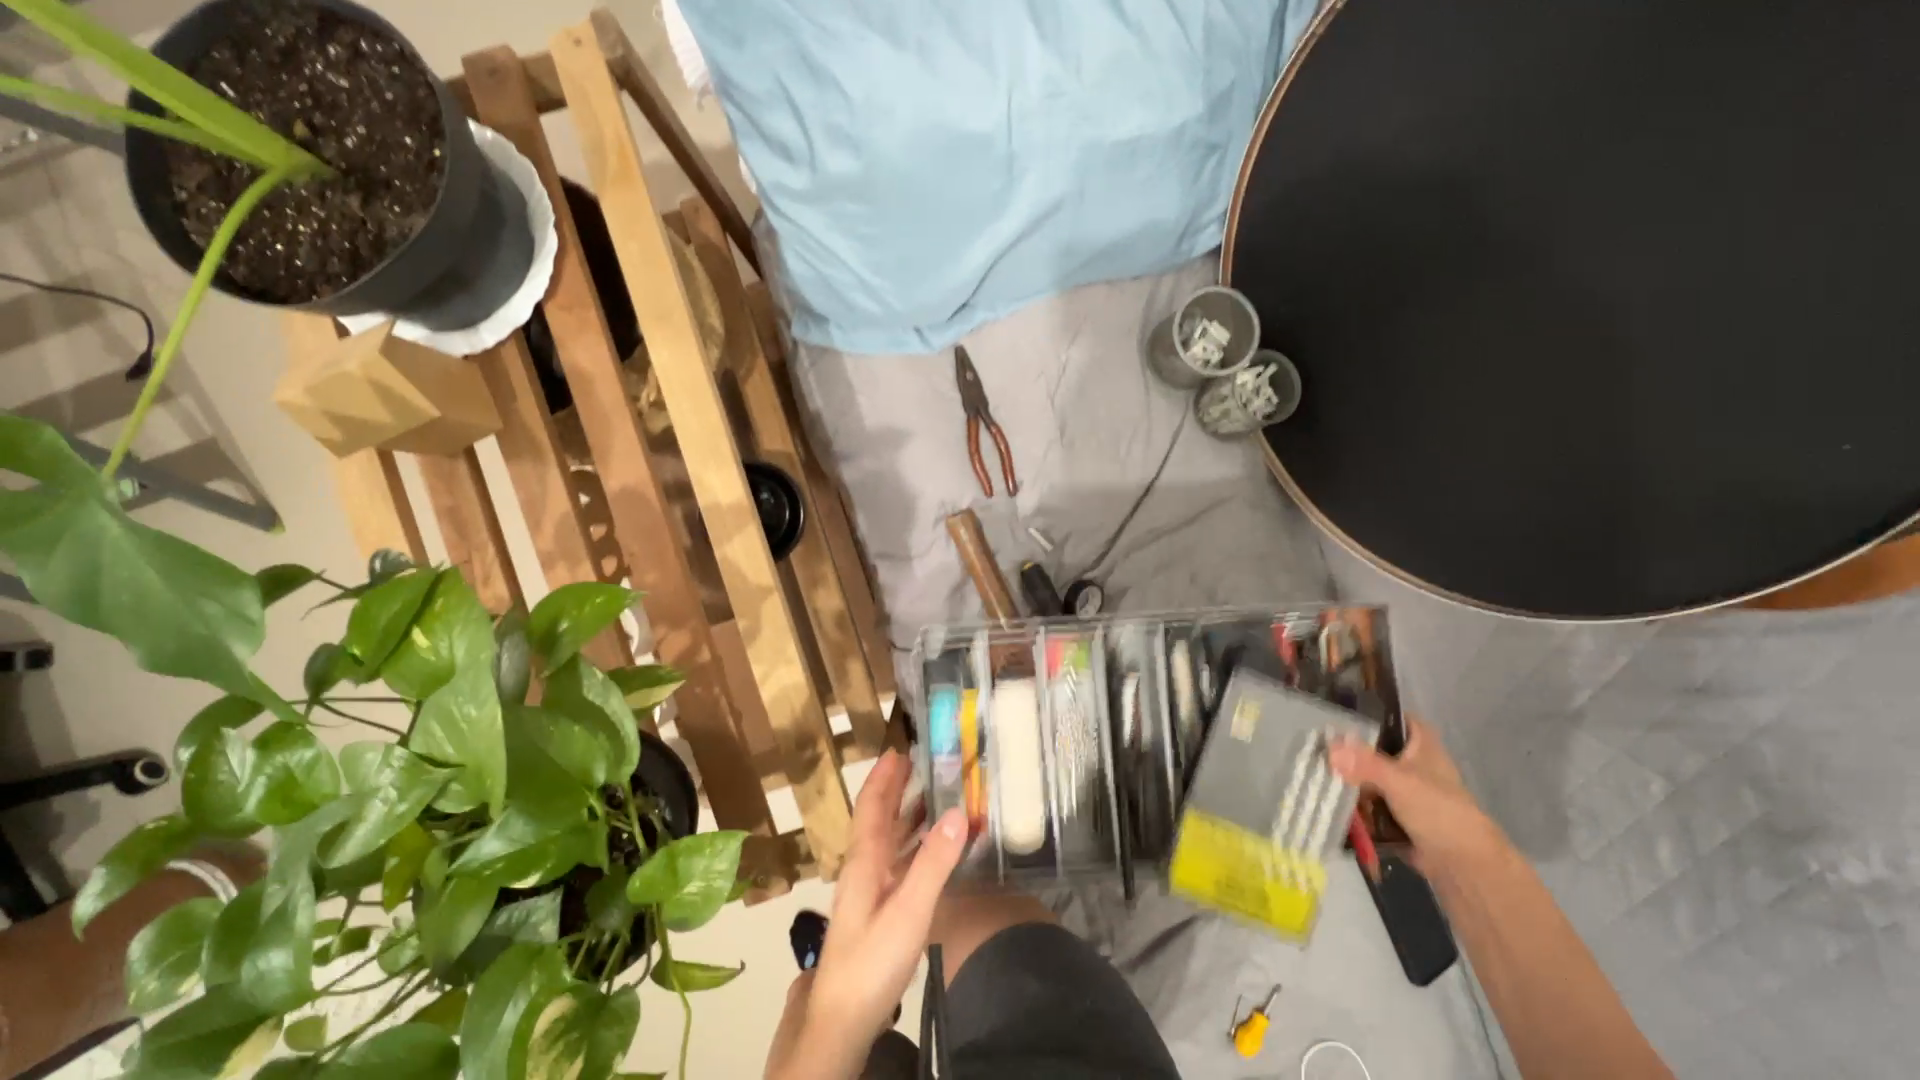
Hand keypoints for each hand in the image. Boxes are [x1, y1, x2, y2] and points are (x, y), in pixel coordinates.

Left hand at [764, 750, 968, 1079]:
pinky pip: (899, 865)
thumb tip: (958, 812)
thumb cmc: (872, 959)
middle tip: (923, 763)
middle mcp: (864, 869)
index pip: (871, 806)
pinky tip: (935, 851)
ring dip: (908, 817)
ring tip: (936, 796)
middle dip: (897, 790)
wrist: (844, 1016)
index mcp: (864, 861)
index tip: (900, 748)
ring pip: (889, 842)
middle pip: (879, 819)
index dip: (883, 777)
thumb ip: (933, 862)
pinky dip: (916, 848)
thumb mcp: (908, 909)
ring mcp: (870, 892)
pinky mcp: (880, 912)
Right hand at [1329, 717, 1509, 882]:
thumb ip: (1364, 763)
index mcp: (1421, 744)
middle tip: (1311, 747)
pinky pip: (1366, 803)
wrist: (1460, 863)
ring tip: (1311, 775)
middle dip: (1345, 750)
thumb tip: (1329, 749)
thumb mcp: (1399, 781)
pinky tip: (1325, 800)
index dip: (1368, 713)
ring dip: (1344, 780)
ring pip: (1366, 777)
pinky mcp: (1393, 814)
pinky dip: (1350, 804)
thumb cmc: (1438, 810)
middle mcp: (1411, 763)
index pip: (1394, 717)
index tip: (1336, 713)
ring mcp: (1402, 790)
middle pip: (1372, 748)